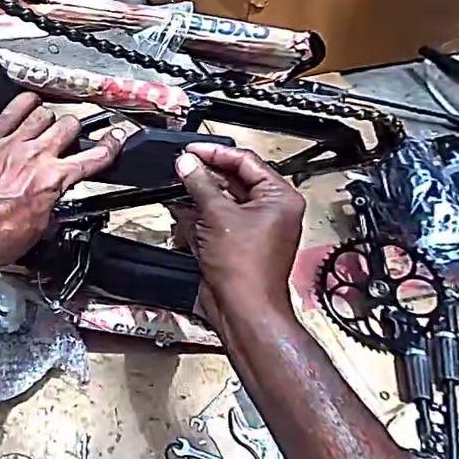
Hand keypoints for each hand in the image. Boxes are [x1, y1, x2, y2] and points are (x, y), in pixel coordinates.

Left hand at [0, 92, 122, 284]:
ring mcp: (9, 146)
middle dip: (75, 131)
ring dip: (49, 120)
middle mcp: (32, 157)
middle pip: (68, 125)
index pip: (93, 156)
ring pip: (42, 114)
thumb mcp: (40, 226)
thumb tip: (58, 192)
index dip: (111, 146)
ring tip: (49, 126)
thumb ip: (54, 199)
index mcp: (51, 180)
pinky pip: (10, 112)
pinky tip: (28, 103)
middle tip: (74, 138)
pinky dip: (23, 104)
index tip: (117, 138)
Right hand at [174, 143, 304, 315]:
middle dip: (205, 174)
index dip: (215, 153)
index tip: (191, 150)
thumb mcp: (217, 215)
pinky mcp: (238, 241)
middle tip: (182, 165)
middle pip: (234, 178)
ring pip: (223, 198)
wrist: (243, 308)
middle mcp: (271, 210)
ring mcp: (254, 226)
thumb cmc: (246, 269)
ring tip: (178, 183)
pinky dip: (200, 212)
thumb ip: (200, 184)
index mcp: (279, 197)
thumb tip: (187, 162)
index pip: (246, 161)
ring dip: (200, 193)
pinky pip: (218, 218)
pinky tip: (181, 207)